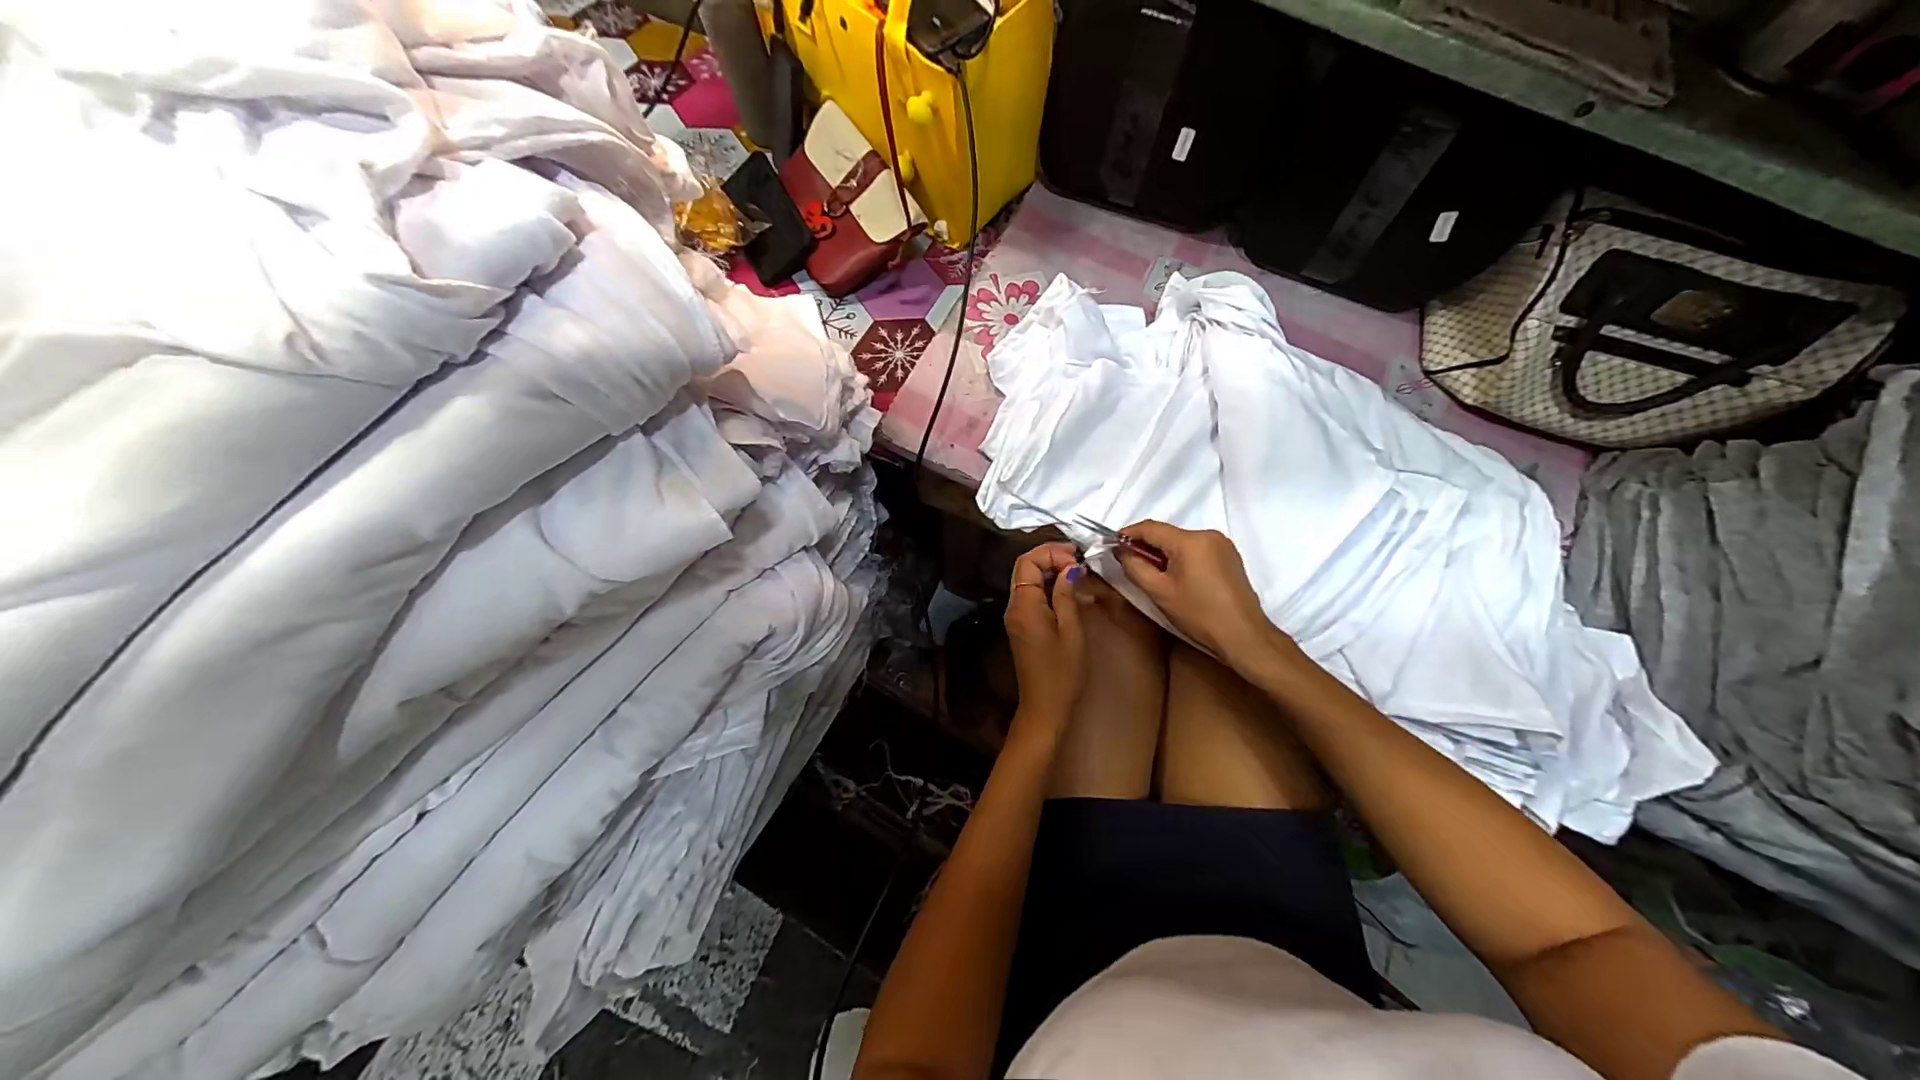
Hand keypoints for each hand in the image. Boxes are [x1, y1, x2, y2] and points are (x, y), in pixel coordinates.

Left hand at [1002, 542, 1086, 734]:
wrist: (1044, 707)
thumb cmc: (1062, 672)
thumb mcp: (1071, 631)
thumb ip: (1067, 595)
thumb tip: (1070, 568)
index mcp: (1023, 605)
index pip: (1027, 562)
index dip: (1050, 552)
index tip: (1076, 557)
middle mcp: (1014, 607)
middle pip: (1024, 568)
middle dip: (1050, 558)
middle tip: (1079, 560)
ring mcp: (1016, 617)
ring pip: (1028, 581)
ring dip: (1051, 572)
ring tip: (1079, 574)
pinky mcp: (1022, 626)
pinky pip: (1032, 597)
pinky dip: (1049, 588)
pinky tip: (1072, 594)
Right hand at [1113, 521, 1287, 672]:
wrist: (1243, 635)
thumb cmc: (1199, 614)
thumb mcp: (1159, 592)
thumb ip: (1135, 567)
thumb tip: (1123, 551)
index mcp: (1190, 541)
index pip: (1151, 528)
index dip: (1128, 534)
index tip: (1113, 544)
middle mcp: (1208, 535)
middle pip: (1167, 534)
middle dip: (1147, 546)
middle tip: (1130, 564)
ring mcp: (1222, 545)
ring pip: (1182, 542)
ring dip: (1164, 553)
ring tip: (1154, 576)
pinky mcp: (1229, 557)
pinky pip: (1197, 550)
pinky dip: (1182, 558)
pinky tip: (1177, 578)